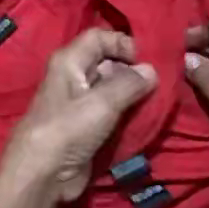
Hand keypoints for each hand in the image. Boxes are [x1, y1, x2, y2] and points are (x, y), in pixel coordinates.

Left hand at [0, 28, 158, 203]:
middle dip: (133, 68)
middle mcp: (73, 74)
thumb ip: (128, 84)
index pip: (98, 37)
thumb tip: (151, 69)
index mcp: (69, 60)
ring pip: (111, 85)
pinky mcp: (86, 122)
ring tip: (162, 99)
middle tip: (164, 82)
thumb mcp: (101, 103)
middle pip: (106, 60)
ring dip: (134, 91)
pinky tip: (148, 116)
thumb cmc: (68, 128)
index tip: (151, 60)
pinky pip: (111, 108)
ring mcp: (79, 99)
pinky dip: (128, 109)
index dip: (123, 43)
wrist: (43, 170)